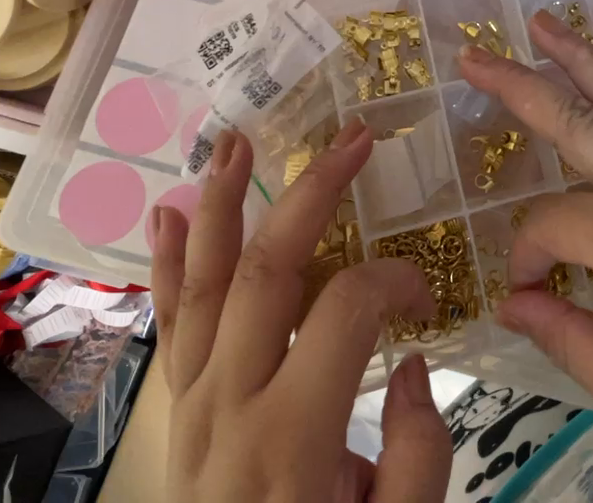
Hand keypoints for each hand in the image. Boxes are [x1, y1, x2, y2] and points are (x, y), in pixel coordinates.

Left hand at [149, 123, 451, 501]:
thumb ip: (419, 453)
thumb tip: (412, 361)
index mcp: (293, 435)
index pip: (348, 310)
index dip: (394, 280)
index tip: (424, 293)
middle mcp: (231, 403)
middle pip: (269, 271)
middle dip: (313, 193)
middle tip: (350, 138)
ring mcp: (191, 401)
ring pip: (205, 283)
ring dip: (222, 205)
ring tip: (236, 142)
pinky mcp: (176, 407)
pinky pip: (171, 323)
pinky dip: (169, 263)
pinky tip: (168, 211)